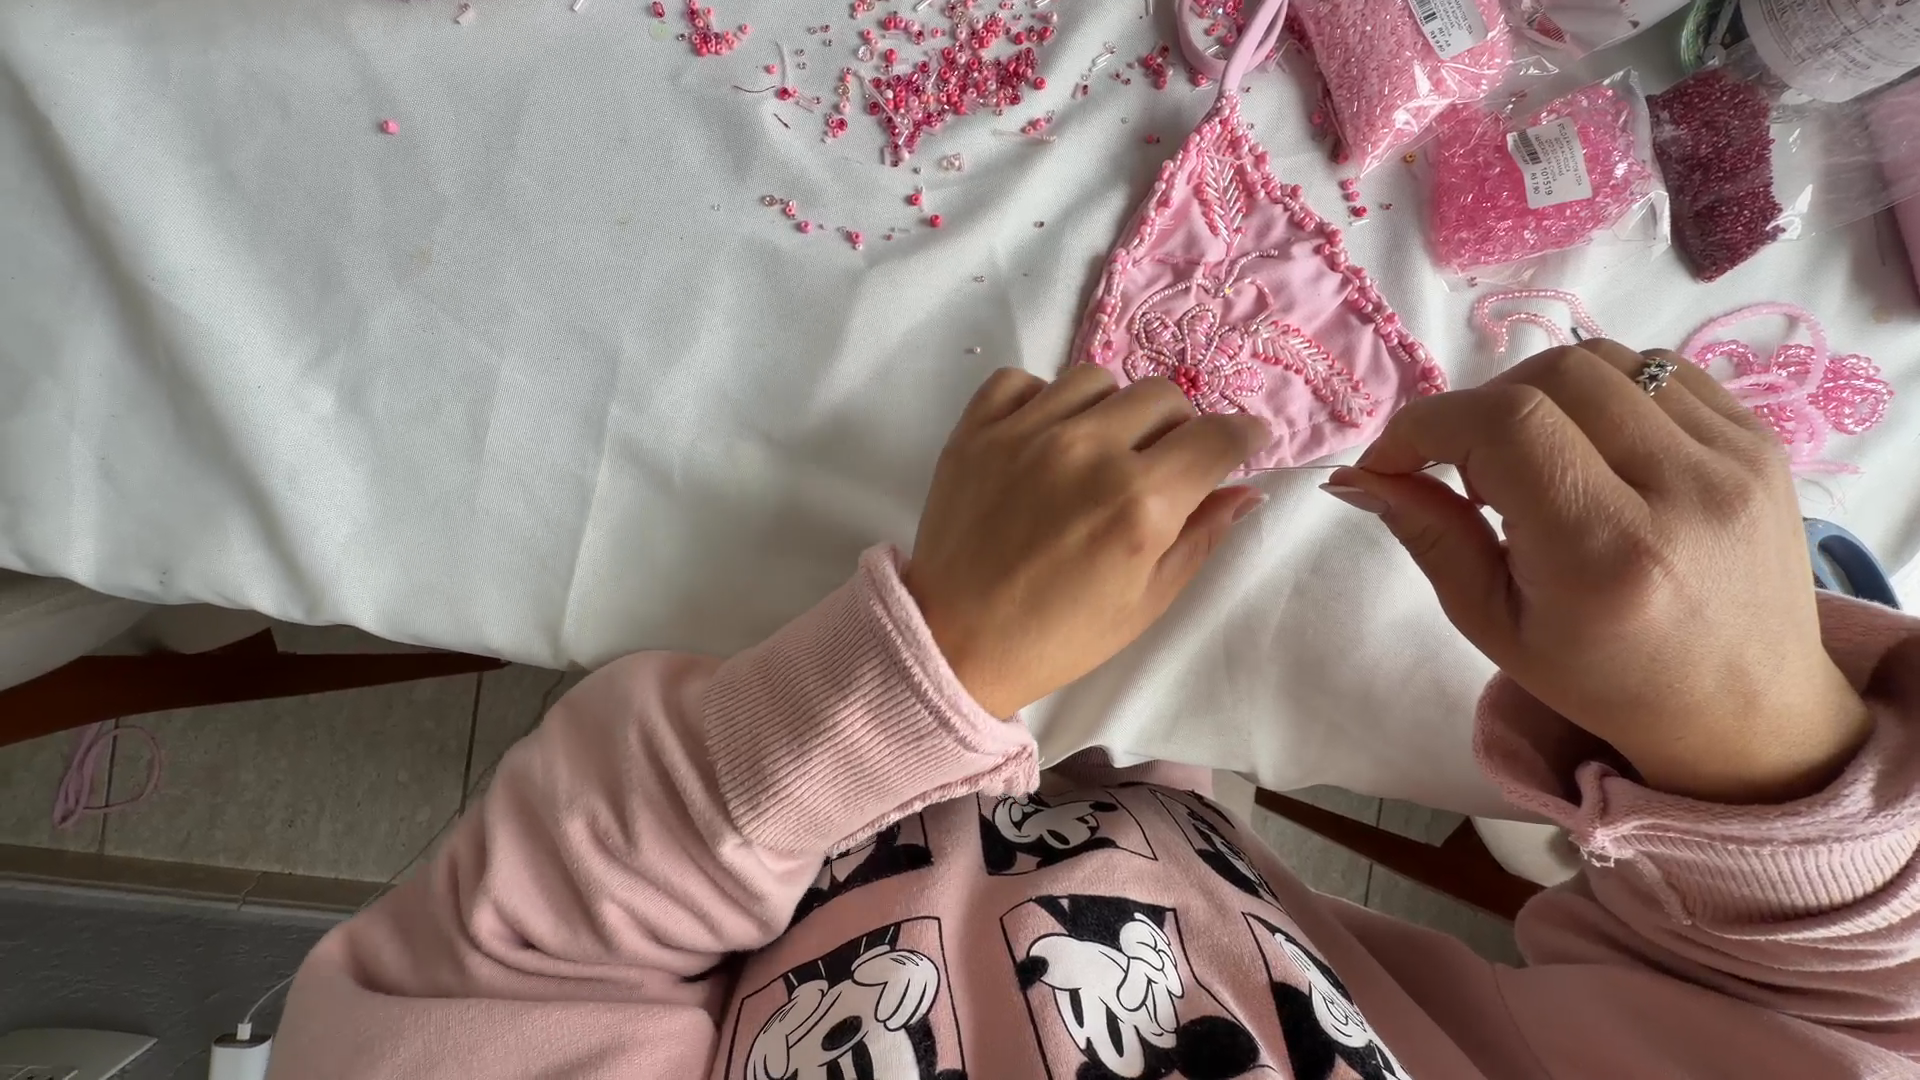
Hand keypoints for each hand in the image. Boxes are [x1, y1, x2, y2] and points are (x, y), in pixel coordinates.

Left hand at [905, 366, 1267, 717]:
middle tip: (1159, 461)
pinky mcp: (974, 430)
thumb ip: (1200, 538)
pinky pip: (1021, 380)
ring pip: (1094, 379)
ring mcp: (1025, 434)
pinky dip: (1040, 399)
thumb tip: (1244, 490)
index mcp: (1139, 503)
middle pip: (1161, 396)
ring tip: (1097, 450)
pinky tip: (1042, 437)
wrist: (954, 643)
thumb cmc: (1057, 637)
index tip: (1243, 441)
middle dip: (1177, 426)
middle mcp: (1087, 452)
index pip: (1216, 436)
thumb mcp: (1145, 603)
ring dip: (1111, 409)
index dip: (1243, 435)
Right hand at [1326, 341, 1870, 803]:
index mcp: (1605, 553)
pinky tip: (1576, 447)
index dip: (1425, 426)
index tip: (1388, 463)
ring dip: (1527, 395)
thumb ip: (1425, 534)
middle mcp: (1684, 490)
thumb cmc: (1595, 673)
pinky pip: (1654, 369)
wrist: (1743, 702)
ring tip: (1518, 460)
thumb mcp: (1486, 618)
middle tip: (1456, 468)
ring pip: (1600, 360)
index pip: (1504, 427)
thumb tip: (1355, 476)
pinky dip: (1588, 393)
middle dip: (1471, 410)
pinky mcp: (1762, 438)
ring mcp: (1737, 456)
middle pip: (1550, 377)